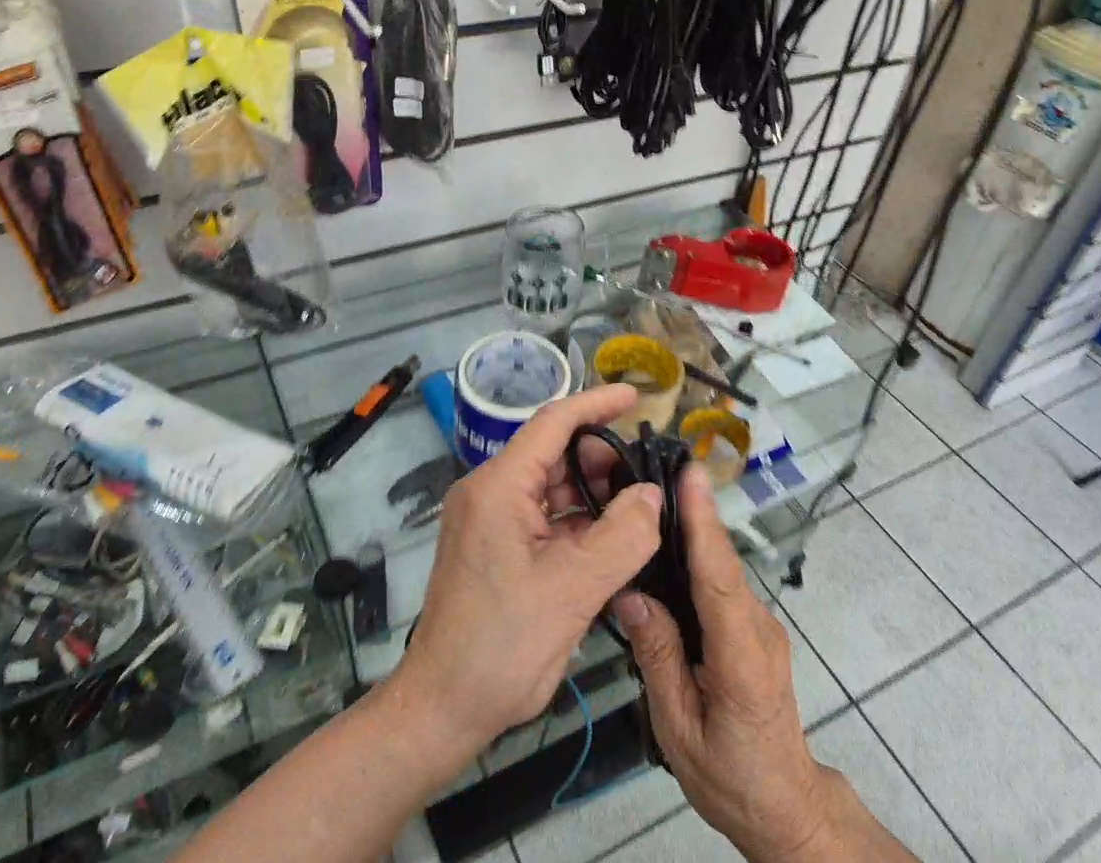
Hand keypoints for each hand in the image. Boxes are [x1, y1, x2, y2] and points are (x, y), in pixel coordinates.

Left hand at [393, 384, 663, 749]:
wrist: (448, 704)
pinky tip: (617, 542)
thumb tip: (653, 495)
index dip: (596, 405)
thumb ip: (624, 536)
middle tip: (650, 477)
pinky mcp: (500, 554)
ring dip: (596, 498)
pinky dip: (582, 529)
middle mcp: (491, 496)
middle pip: (554, 457)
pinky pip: (548, 525)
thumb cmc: (502, 642)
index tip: (636, 397)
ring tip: (642, 510)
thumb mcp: (573, 588)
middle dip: (602, 461)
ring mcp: (492, 526)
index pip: (552, 424)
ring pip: (554, 493)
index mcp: (498, 488)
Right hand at [615, 466, 911, 861]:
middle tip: (654, 472)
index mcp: (741, 657)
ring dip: (691, 537)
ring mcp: (762, 630)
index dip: (704, 525)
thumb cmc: (729, 776)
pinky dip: (695, 566)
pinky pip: (721, 591)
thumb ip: (658, 657)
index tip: (692, 477)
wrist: (784, 805)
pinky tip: (664, 556)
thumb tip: (633, 595)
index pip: (719, 578)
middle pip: (721, 566)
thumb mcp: (679, 727)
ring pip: (721, 575)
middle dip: (692, 515)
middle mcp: (759, 631)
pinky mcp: (755, 634)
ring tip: (651, 502)